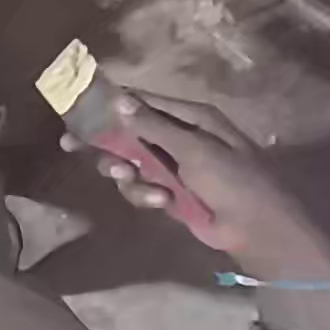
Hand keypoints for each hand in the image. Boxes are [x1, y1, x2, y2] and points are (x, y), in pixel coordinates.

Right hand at [68, 92, 329, 282]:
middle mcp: (176, 137)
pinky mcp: (165, 191)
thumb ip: (152, 125)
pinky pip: (138, 186)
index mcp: (189, 118)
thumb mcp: (192, 149)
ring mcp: (170, 166)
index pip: (140, 102)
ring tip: (129, 178)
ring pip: (126, 162)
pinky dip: (143, 194)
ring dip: (124, 172)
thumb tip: (117, 99)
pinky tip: (160, 201)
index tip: (78, 110)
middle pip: (126, 133)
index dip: (108, 105)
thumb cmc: (233, 181)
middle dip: (104, 142)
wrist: (257, 231)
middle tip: (71, 145)